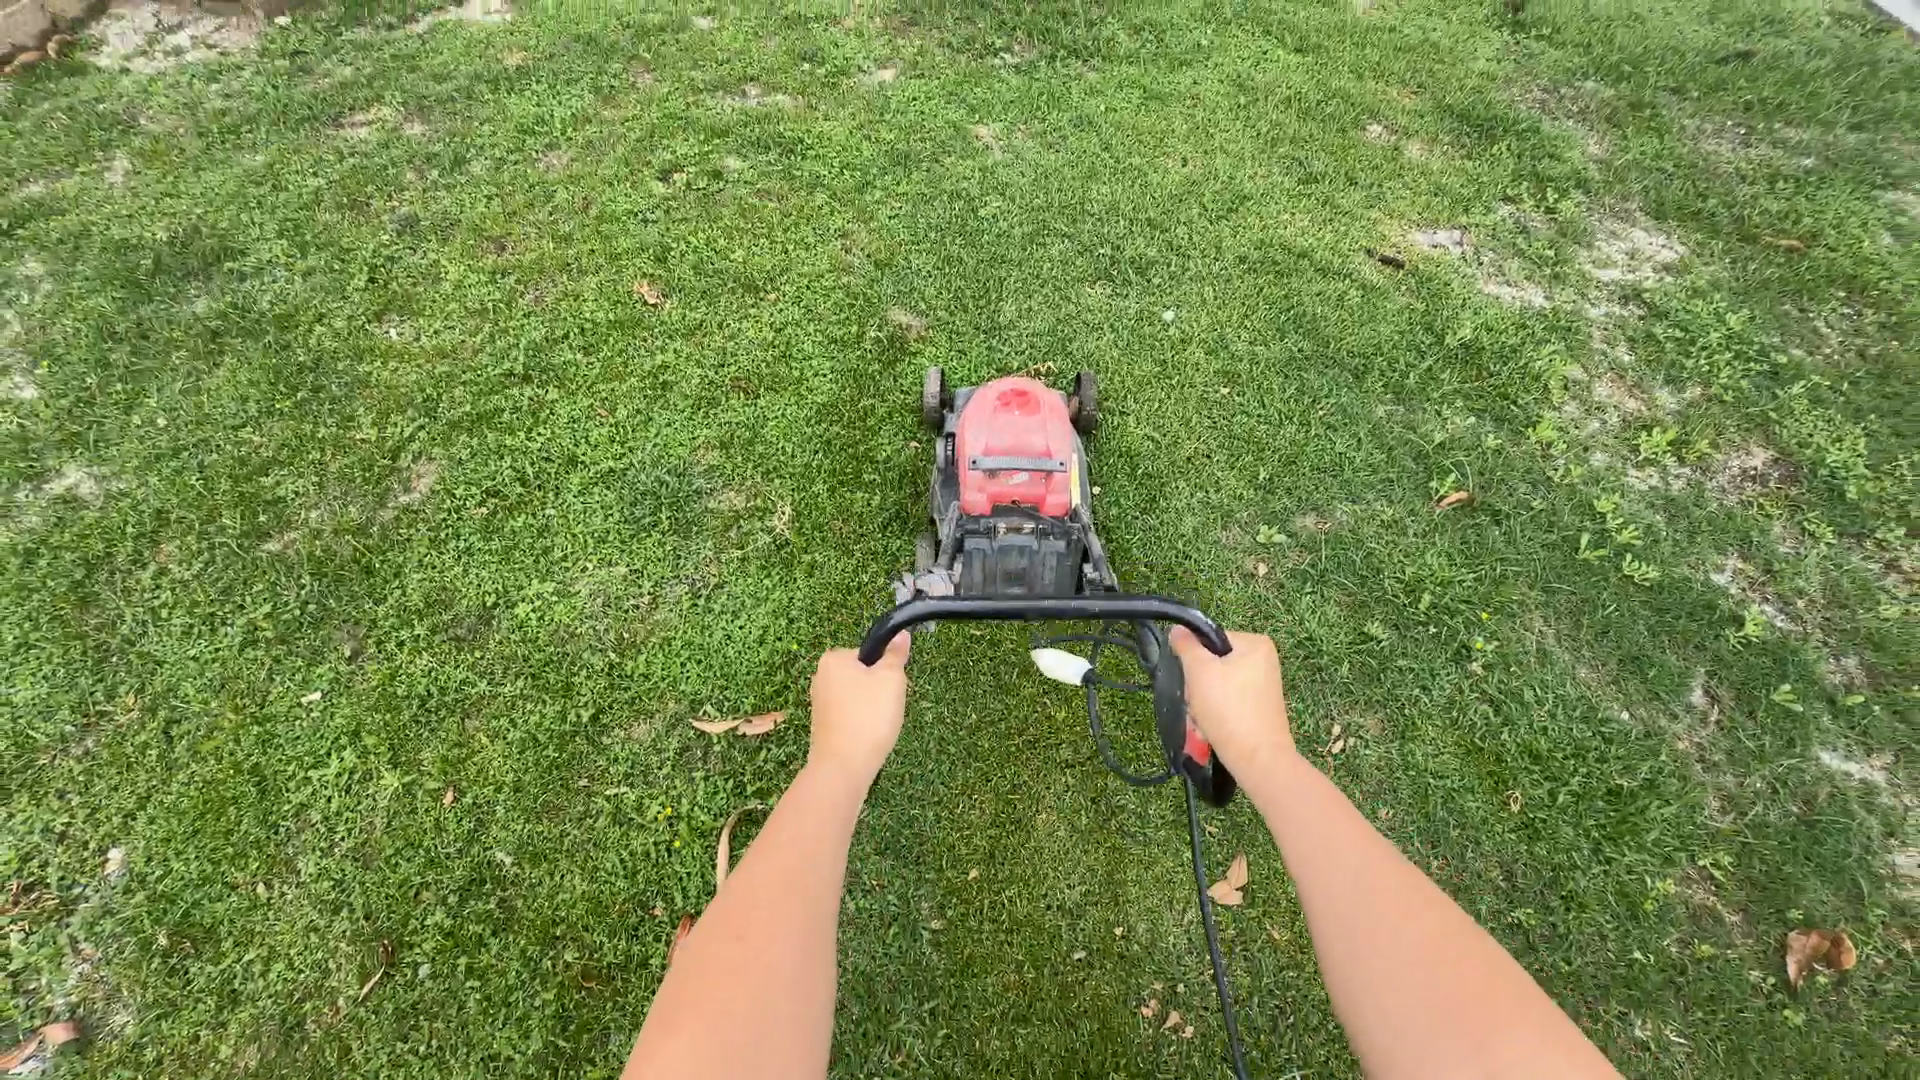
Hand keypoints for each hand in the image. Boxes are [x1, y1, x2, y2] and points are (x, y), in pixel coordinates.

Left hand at [806, 633, 910, 783]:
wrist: (844, 766)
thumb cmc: (869, 716)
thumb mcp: (891, 678)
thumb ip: (896, 654)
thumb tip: (900, 635)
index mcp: (833, 658)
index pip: (870, 654)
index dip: (886, 669)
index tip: (892, 688)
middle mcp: (820, 677)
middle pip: (864, 675)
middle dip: (879, 690)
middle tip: (886, 707)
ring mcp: (820, 702)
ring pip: (859, 697)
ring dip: (873, 708)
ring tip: (878, 724)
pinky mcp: (823, 725)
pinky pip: (851, 715)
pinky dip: (862, 722)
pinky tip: (868, 735)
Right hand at [1169, 627, 1295, 772]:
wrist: (1256, 758)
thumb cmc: (1227, 708)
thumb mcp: (1198, 670)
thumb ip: (1186, 645)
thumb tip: (1178, 629)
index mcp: (1255, 643)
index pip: (1210, 639)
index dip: (1194, 658)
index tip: (1190, 679)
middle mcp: (1264, 660)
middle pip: (1213, 663)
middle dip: (1198, 684)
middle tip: (1196, 701)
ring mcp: (1263, 685)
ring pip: (1217, 684)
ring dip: (1203, 701)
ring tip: (1202, 718)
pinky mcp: (1259, 707)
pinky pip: (1228, 700)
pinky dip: (1216, 711)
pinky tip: (1211, 727)